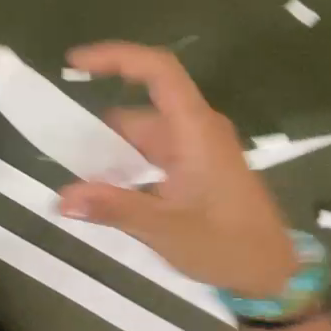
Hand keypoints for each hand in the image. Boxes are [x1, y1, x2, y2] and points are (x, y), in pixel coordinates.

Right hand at [56, 43, 298, 296]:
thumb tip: (62, 198)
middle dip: (97, 130)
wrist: (270, 272)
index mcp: (195, 131)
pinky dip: (124, 167)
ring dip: (109, 154)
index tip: (75, 63)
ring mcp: (195, 149)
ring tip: (78, 184)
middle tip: (59, 158)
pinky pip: (149, 155)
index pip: (158, 72)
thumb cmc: (227, 244)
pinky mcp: (193, 167)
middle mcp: (195, 131)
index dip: (117, 58)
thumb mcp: (166, 229)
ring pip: (140, 136)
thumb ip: (114, 208)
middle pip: (138, 110)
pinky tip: (105, 194)